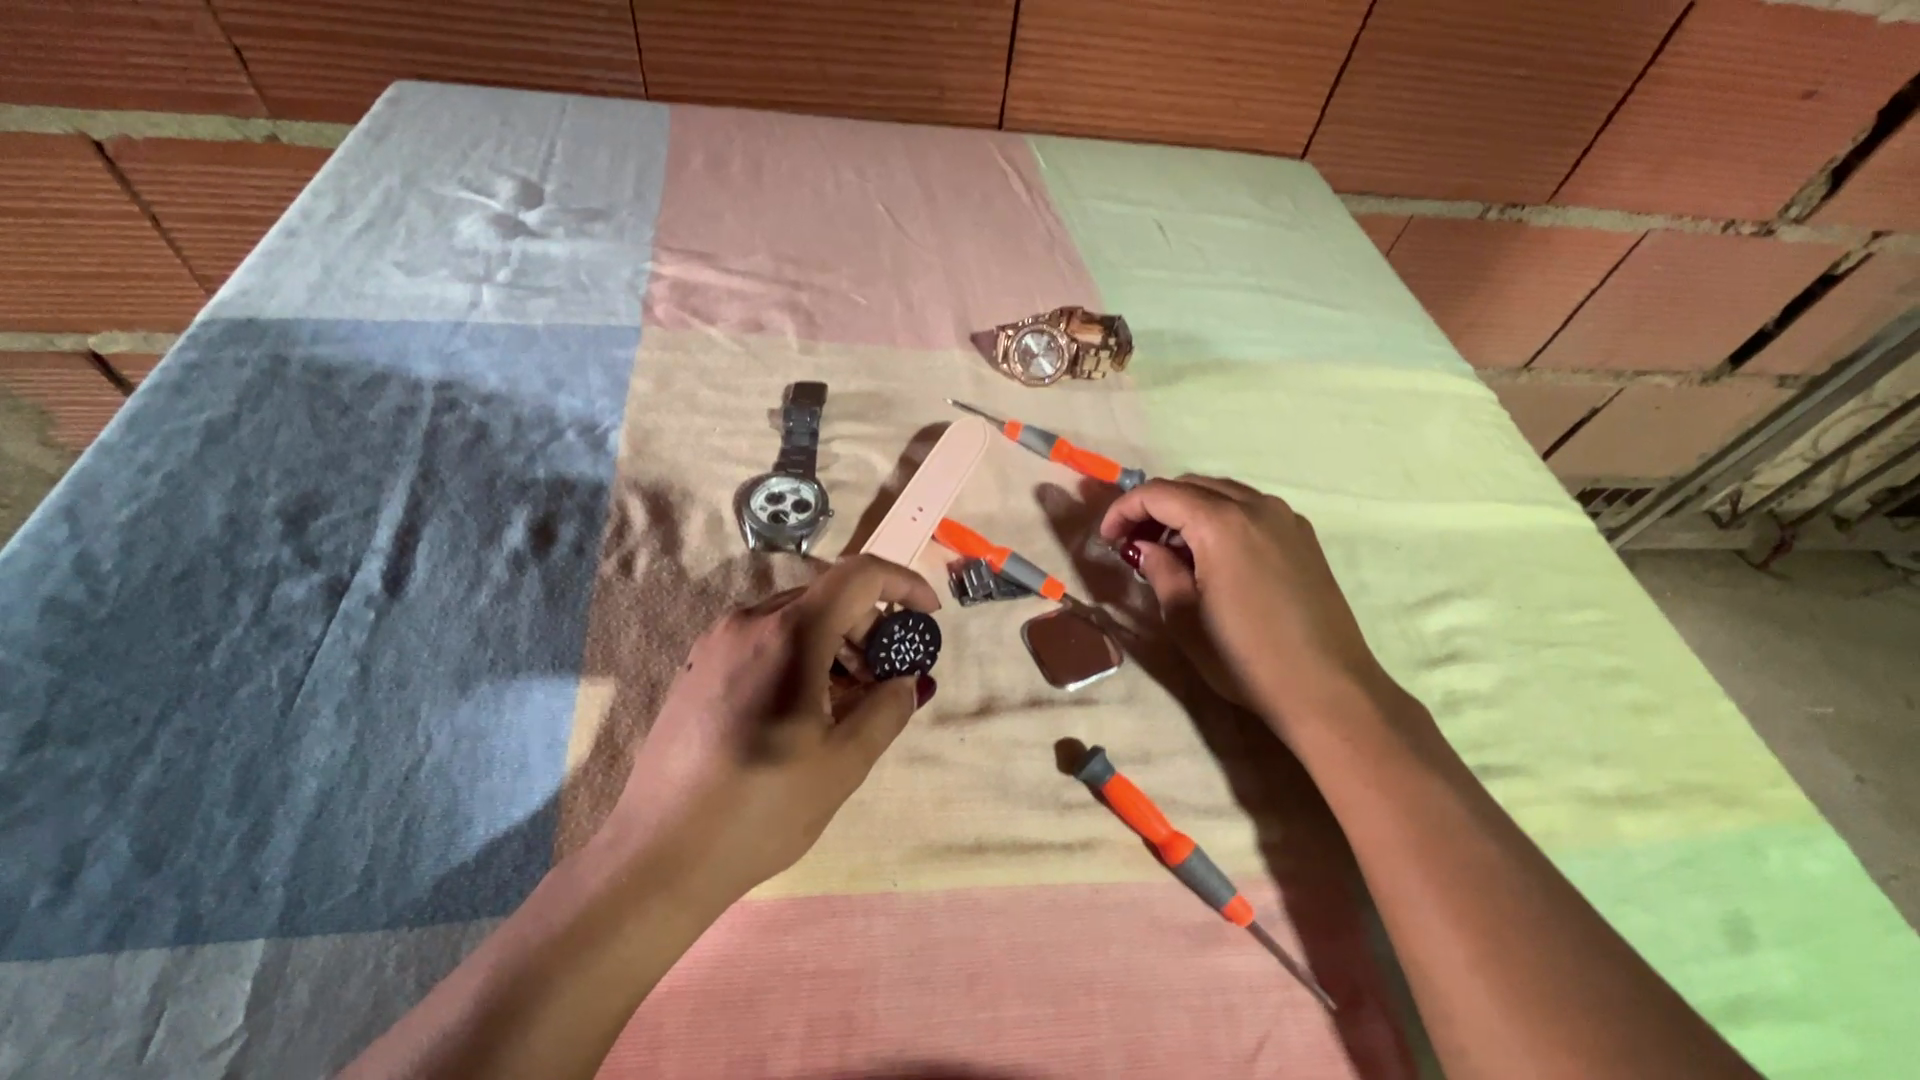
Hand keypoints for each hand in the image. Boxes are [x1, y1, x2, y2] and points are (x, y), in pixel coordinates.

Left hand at [604, 555, 939, 904]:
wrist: (658, 854)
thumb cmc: (761, 807)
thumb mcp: (843, 763)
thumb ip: (887, 709)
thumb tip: (908, 680)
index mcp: (790, 633)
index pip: (860, 575)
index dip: (903, 585)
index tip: (927, 617)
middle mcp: (749, 622)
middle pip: (827, 597)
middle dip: (870, 627)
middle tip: (889, 678)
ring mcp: (716, 643)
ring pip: (794, 619)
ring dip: (835, 644)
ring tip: (850, 702)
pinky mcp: (697, 668)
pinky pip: (763, 641)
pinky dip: (800, 656)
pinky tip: (804, 710)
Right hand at [1100, 476, 1394, 735]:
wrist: (1326, 687)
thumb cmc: (1244, 656)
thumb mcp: (1185, 617)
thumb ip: (1160, 570)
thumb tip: (1146, 548)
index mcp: (1221, 523)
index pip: (1159, 494)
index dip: (1124, 509)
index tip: (1108, 538)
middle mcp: (1256, 506)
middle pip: (1192, 485)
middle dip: (1155, 506)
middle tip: (1133, 541)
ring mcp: (1285, 519)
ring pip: (1224, 493)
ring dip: (1189, 510)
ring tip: (1169, 548)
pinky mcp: (1303, 538)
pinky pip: (1251, 510)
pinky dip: (1221, 518)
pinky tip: (1212, 554)